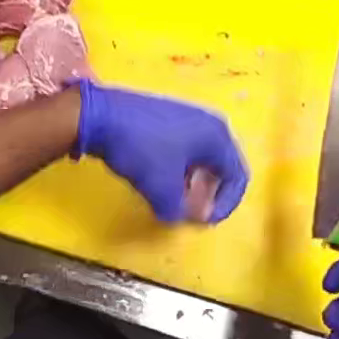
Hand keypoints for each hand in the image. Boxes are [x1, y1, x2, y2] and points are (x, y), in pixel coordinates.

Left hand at [72, 80, 248, 222]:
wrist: (101, 116)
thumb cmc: (141, 150)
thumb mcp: (162, 187)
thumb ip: (181, 208)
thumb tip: (193, 217)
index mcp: (217, 137)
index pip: (237, 177)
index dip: (225, 205)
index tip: (205, 222)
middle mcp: (209, 124)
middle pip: (221, 169)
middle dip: (208, 196)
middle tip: (190, 214)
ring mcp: (187, 120)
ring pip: (200, 162)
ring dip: (191, 186)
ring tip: (172, 202)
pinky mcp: (167, 121)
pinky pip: (183, 153)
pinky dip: (178, 173)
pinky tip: (158, 183)